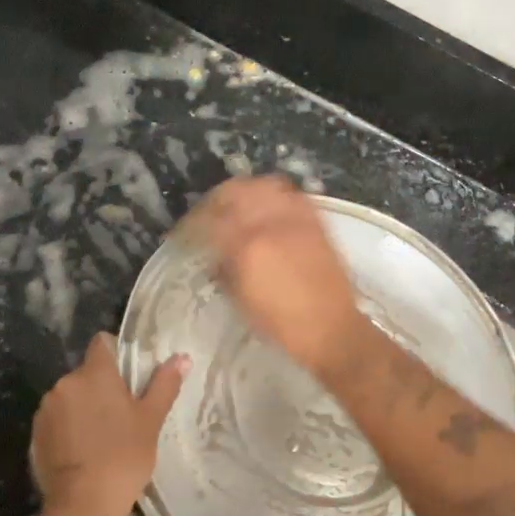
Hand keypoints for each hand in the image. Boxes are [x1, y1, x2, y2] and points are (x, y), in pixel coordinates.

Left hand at [31, 334, 189, 515]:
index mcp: (94, 374)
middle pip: (86, 374)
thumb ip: (164, 385)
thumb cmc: (124, 457)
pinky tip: (81, 451)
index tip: (127, 375)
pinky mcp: (35, 430)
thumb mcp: (151, 420)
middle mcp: (65, 382)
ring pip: (70, 396)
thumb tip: (182, 358)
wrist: (83, 503)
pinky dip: (67, 427)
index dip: (115, 353)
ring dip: (82, 407)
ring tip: (100, 438)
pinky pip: (56, 418)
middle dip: (100, 388)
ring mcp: (47, 407)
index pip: (101, 343)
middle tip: (120, 417)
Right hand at [193, 175, 366, 379]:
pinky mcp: (315, 222)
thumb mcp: (240, 299)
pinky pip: (290, 195)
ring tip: (236, 206)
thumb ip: (223, 269)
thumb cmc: (280, 322)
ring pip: (263, 186)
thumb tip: (215, 254)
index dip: (191, 223)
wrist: (330, 328)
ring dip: (244, 192)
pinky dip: (273, 195)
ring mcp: (296, 219)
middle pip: (235, 191)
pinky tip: (267, 209)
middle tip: (207, 215)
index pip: (209, 220)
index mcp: (246, 246)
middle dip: (215, 200)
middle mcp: (270, 224)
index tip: (183, 232)